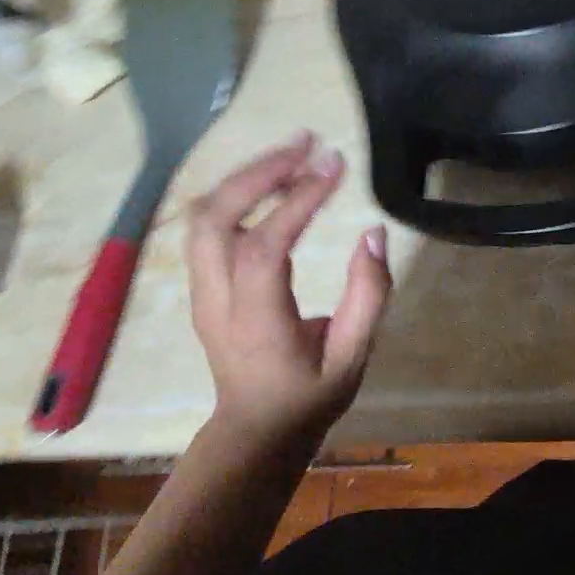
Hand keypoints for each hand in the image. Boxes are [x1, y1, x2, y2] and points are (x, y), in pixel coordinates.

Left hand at [184, 131, 391, 445]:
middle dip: (259, 171)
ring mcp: (201, 289)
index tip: (334, 165)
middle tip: (307, 144)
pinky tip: (275, 180)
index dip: (297, 201)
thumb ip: (368, 297)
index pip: (264, 246)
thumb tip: (373, 232)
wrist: (256, 430)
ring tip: (295, 154)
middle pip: (214, 217)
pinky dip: (239, 192)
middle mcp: (215, 298)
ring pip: (203, 215)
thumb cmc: (309, 397)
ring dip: (246, 176)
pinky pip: (210, 225)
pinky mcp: (204, 283)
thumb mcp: (353, 358)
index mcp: (254, 321)